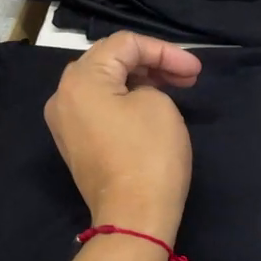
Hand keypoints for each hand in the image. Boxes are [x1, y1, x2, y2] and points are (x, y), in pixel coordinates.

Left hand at [44, 32, 201, 242]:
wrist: (134, 216)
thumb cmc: (150, 155)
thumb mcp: (158, 104)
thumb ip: (147, 84)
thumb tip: (137, 95)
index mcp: (81, 80)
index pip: (124, 45)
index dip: (165, 51)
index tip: (196, 70)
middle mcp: (63, 96)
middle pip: (109, 62)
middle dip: (152, 64)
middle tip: (188, 77)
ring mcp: (65, 123)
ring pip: (105, 86)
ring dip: (141, 82)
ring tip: (175, 90)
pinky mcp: (76, 145)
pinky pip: (100, 109)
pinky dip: (126, 102)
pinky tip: (152, 108)